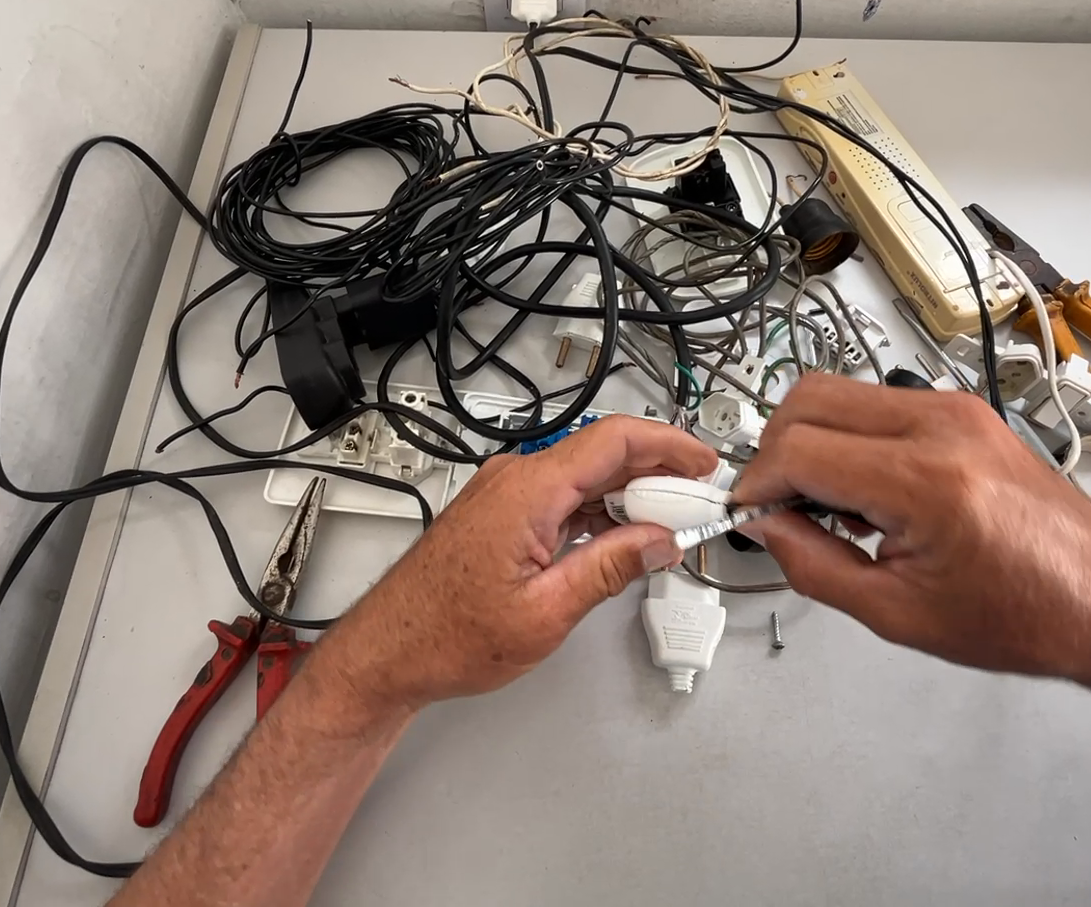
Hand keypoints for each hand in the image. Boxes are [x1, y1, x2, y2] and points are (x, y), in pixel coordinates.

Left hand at [302, 415, 716, 719]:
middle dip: (657, 473)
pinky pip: (562, 495)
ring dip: (629, 494)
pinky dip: (599, 509)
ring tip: (667, 525)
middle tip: (695, 504)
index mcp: (528, 492)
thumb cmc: (446, 635)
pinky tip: (622, 534)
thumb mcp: (545, 612)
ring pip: (584, 475)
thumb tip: (659, 541)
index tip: (702, 462)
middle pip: (603, 453)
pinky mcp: (503, 510)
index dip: (668, 444)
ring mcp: (506, 493)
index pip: (612, 440)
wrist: (388, 650)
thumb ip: (610, 568)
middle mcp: (515, 479)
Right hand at [734, 375, 1090, 681]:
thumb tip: (763, 523)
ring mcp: (952, 407)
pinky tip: (861, 486)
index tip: (749, 512)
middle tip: (779, 505)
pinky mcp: (958, 407)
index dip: (758, 483)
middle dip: (773, 451)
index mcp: (927, 481)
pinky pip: (870, 400)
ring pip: (834, 391)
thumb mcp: (896, 613)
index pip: (799, 449)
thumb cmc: (1022, 615)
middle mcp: (939, 425)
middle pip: (807, 399)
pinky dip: (842, 434)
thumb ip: (811, 563)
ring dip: (808, 439)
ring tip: (827, 501)